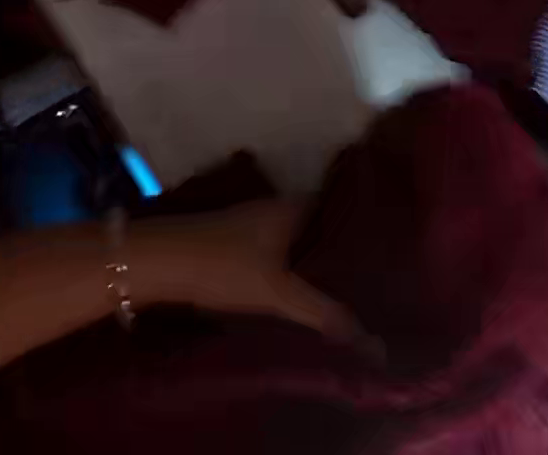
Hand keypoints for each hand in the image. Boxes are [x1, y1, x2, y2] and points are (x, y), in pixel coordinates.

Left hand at [128, 201, 358, 340]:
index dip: (356, 228)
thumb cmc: (226, 266)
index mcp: (290, 208)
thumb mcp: (279, 294)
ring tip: (342, 288)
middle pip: (316, 225)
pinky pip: (278, 248)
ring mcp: (254, 221)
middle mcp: (275, 207)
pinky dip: (291, 265)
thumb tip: (372, 340)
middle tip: (368, 278)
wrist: (166, 260)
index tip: (380, 251)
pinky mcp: (238, 239)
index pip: (334, 208)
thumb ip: (322, 312)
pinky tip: (300, 289)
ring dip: (312, 259)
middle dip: (336, 249)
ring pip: (295, 238)